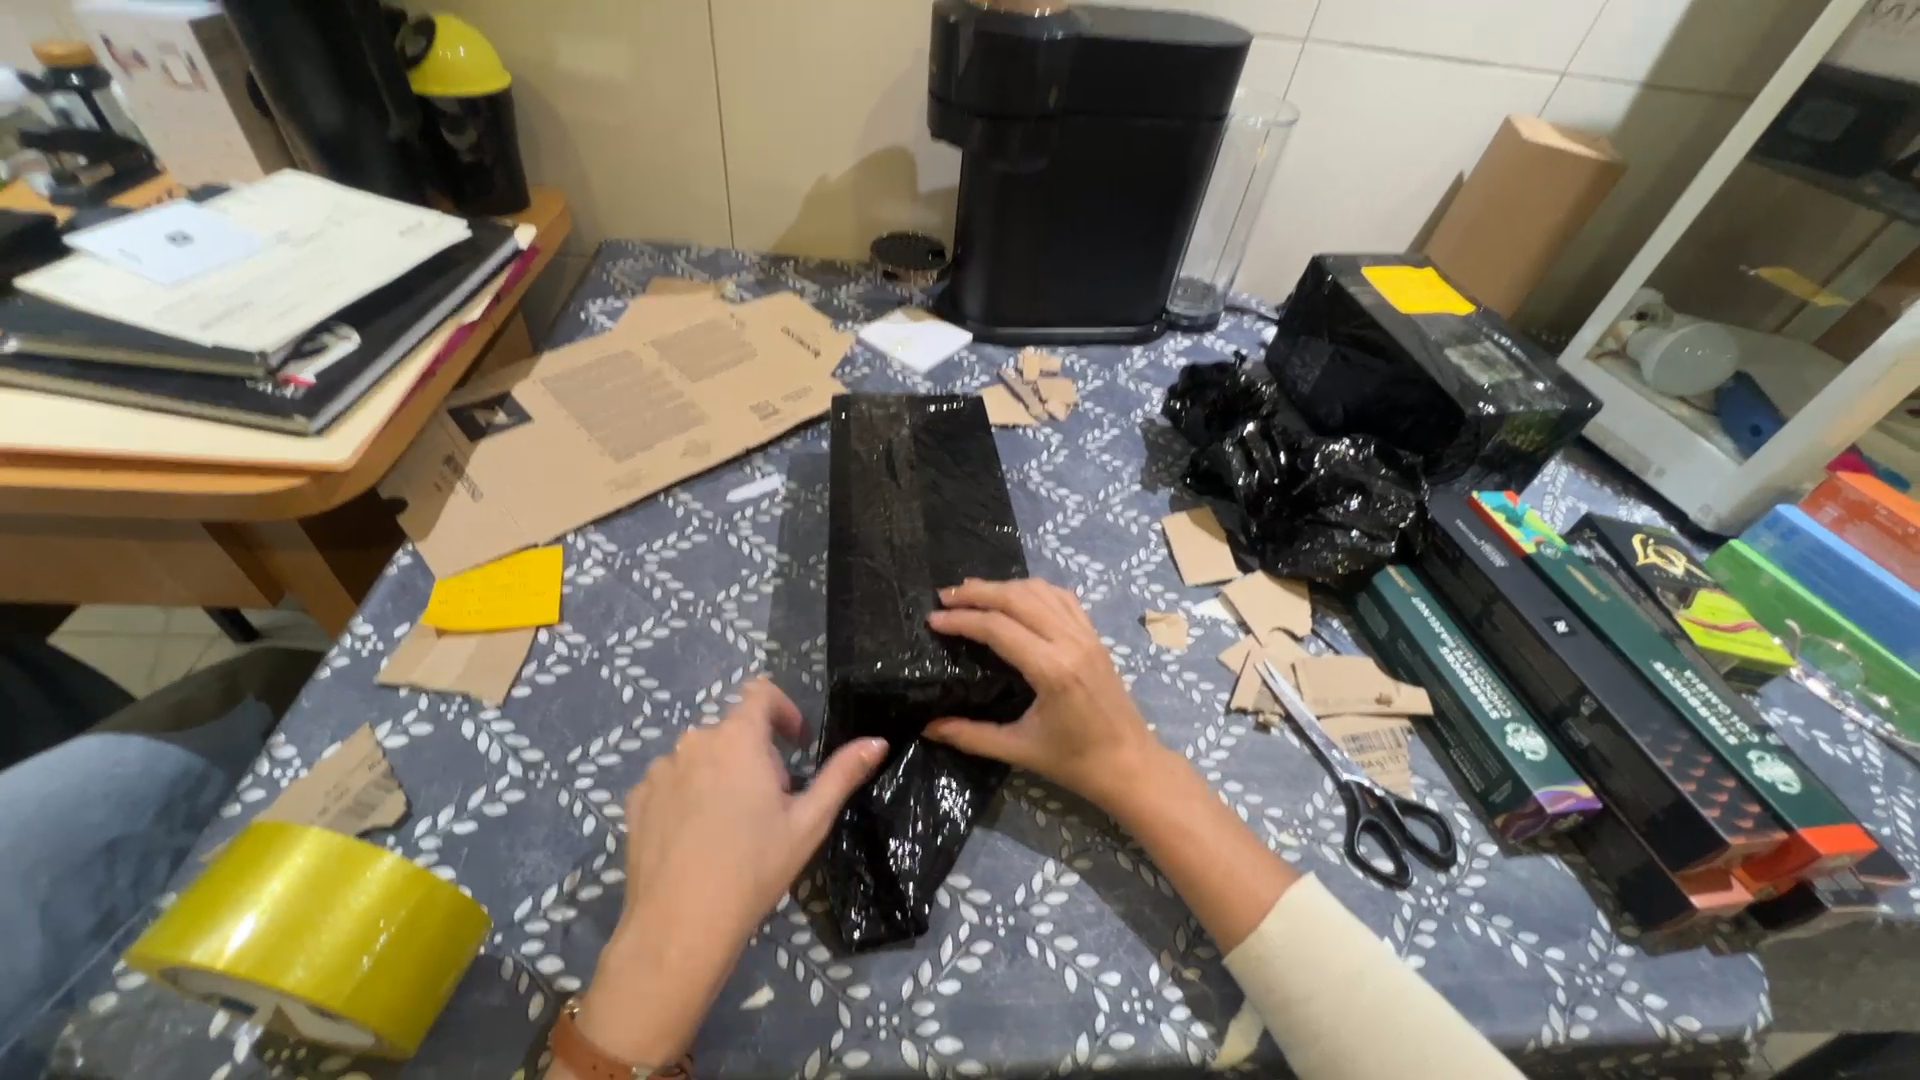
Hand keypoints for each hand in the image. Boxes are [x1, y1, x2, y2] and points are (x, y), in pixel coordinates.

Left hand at [570, 680, 885, 1068]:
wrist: (679, 926)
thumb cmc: (753, 868)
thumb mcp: (809, 821)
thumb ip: (843, 773)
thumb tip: (877, 741)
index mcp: (737, 738)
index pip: (760, 692)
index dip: (783, 710)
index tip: (796, 745)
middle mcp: (694, 741)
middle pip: (733, 730)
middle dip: (757, 754)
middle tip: (771, 803)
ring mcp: (660, 770)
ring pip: (701, 756)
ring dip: (722, 774)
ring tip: (733, 825)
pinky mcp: (636, 799)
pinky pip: (671, 781)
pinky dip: (688, 795)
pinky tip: (697, 837)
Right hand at [923, 578, 1170, 813]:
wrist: (1131, 764)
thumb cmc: (1076, 762)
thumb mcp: (1019, 750)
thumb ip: (971, 735)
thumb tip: (928, 727)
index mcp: (1051, 669)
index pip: (997, 627)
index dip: (961, 619)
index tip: (933, 619)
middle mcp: (1070, 642)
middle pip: (1016, 598)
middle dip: (977, 592)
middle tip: (945, 597)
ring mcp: (1086, 635)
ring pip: (1039, 591)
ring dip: (1003, 586)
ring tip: (972, 592)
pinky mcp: (1095, 636)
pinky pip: (1062, 598)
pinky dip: (1033, 590)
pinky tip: (1015, 597)